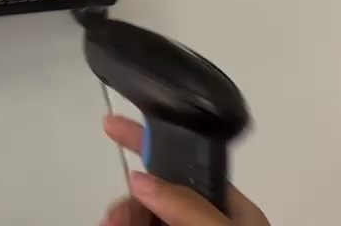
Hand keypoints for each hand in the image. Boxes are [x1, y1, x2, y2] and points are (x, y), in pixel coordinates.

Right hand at [99, 116, 269, 225]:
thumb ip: (187, 203)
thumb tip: (140, 178)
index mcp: (229, 203)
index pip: (181, 158)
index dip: (144, 137)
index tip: (110, 124)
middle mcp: (209, 214)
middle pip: (155, 191)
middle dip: (129, 199)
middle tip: (111, 218)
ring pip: (147, 212)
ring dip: (126, 216)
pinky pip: (148, 225)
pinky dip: (129, 223)